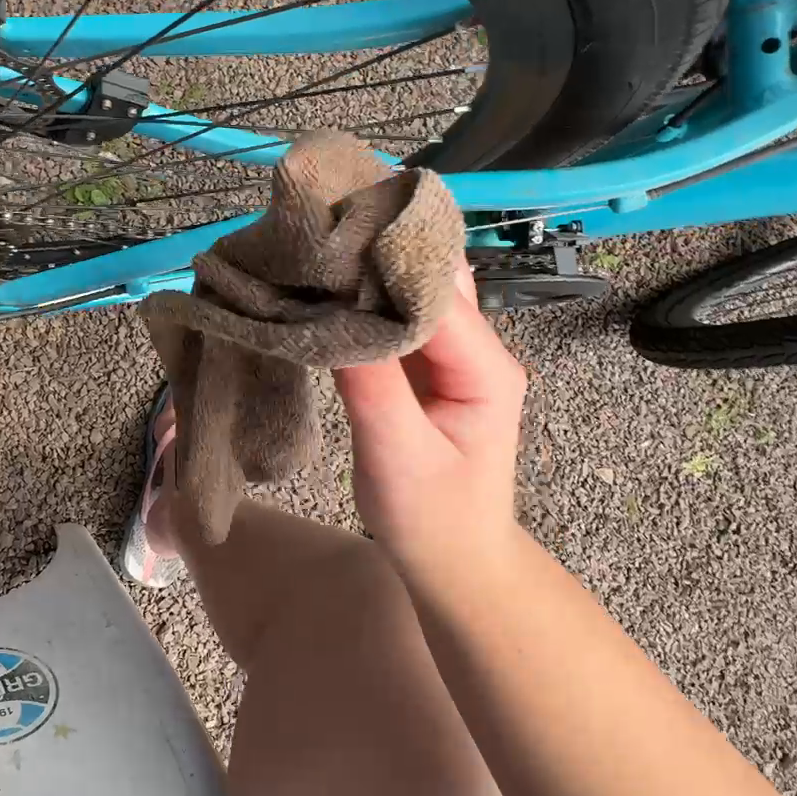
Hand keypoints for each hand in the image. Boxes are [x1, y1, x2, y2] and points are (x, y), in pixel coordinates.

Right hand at [334, 254, 526, 556]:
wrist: (452, 559)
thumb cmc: (431, 519)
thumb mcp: (398, 457)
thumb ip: (373, 386)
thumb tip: (332, 314)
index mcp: (484, 369)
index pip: (436, 296)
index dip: (384, 265)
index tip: (325, 245)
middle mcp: (473, 350)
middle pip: (430, 280)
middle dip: (375, 254)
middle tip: (312, 236)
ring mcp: (447, 356)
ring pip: (410, 293)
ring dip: (365, 274)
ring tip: (312, 254)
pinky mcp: (420, 366)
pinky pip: (392, 318)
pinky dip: (359, 301)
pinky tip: (324, 291)